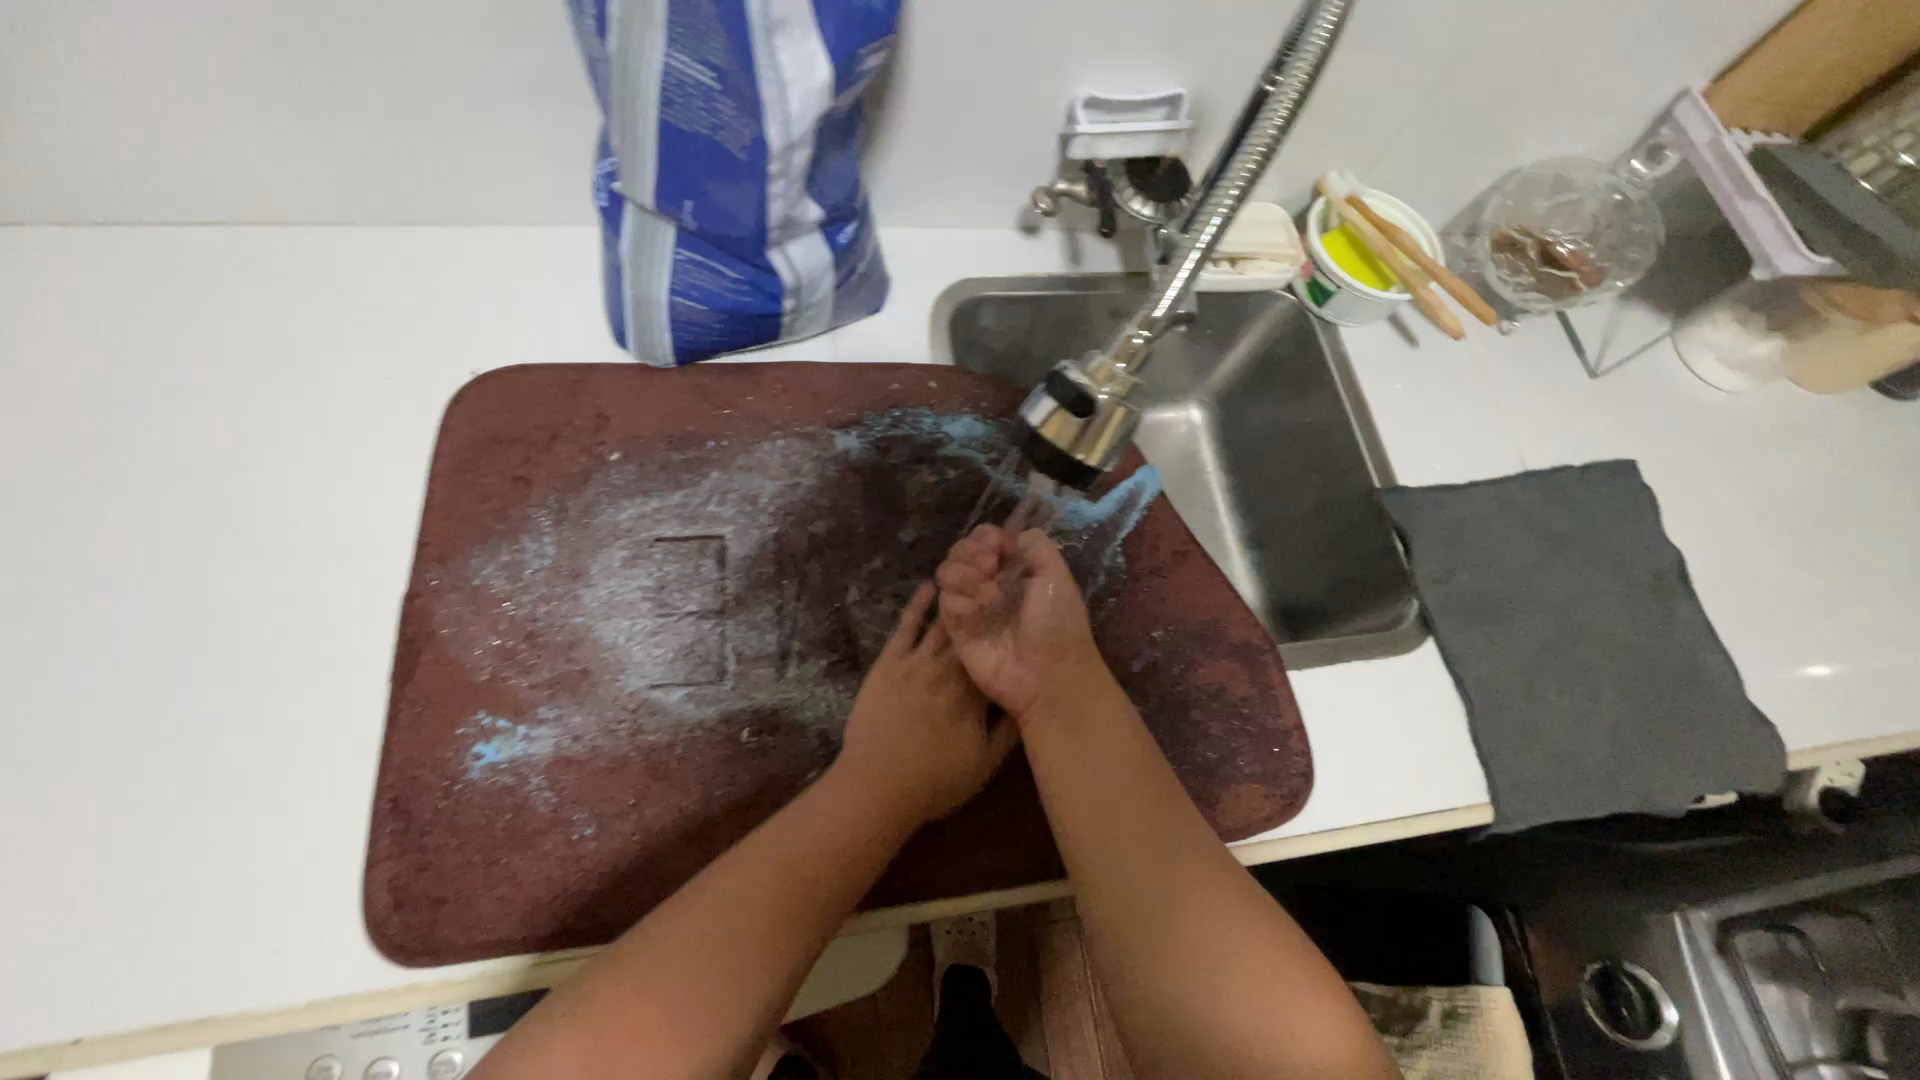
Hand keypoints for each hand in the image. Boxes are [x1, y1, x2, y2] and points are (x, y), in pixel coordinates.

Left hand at [834, 583, 1018, 826]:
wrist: (879, 785)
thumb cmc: (935, 781)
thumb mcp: (985, 765)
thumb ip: (1010, 732)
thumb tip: (1028, 701)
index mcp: (977, 695)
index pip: (997, 655)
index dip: (1008, 632)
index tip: (1020, 612)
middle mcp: (951, 670)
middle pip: (973, 631)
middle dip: (986, 605)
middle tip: (999, 580)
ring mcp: (918, 662)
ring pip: (944, 623)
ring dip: (958, 599)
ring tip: (972, 573)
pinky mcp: (890, 663)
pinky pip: (907, 626)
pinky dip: (918, 604)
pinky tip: (930, 585)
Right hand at [935, 525, 1112, 725]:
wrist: (1050, 676)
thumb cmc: (1059, 625)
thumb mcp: (1056, 575)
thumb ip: (1034, 545)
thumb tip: (1009, 536)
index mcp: (1015, 569)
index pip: (985, 539)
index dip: (985, 537)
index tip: (998, 546)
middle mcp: (990, 583)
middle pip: (961, 552)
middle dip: (971, 551)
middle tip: (990, 565)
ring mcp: (972, 607)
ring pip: (946, 573)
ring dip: (964, 573)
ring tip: (989, 592)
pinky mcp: (958, 630)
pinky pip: (945, 603)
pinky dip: (959, 600)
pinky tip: (979, 610)